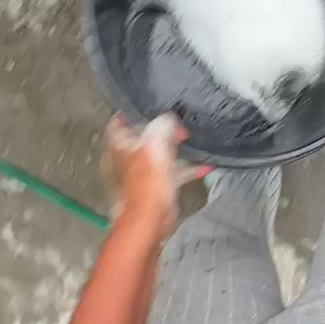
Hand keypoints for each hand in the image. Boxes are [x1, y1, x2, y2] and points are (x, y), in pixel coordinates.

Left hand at [101, 113, 190, 234]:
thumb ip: (162, 124)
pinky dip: (188, 167)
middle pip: (144, 137)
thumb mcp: (155, 143)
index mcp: (121, 145)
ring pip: (160, 154)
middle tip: (179, 123)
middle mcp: (129, 158)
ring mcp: (143, 173)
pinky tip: (205, 165)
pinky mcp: (157, 187)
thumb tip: (168, 119)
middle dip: (162, 129)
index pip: (119, 121)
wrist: (151, 218)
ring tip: (193, 140)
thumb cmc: (148, 181)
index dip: (133, 111)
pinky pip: (174, 172)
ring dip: (177, 148)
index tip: (149, 105)